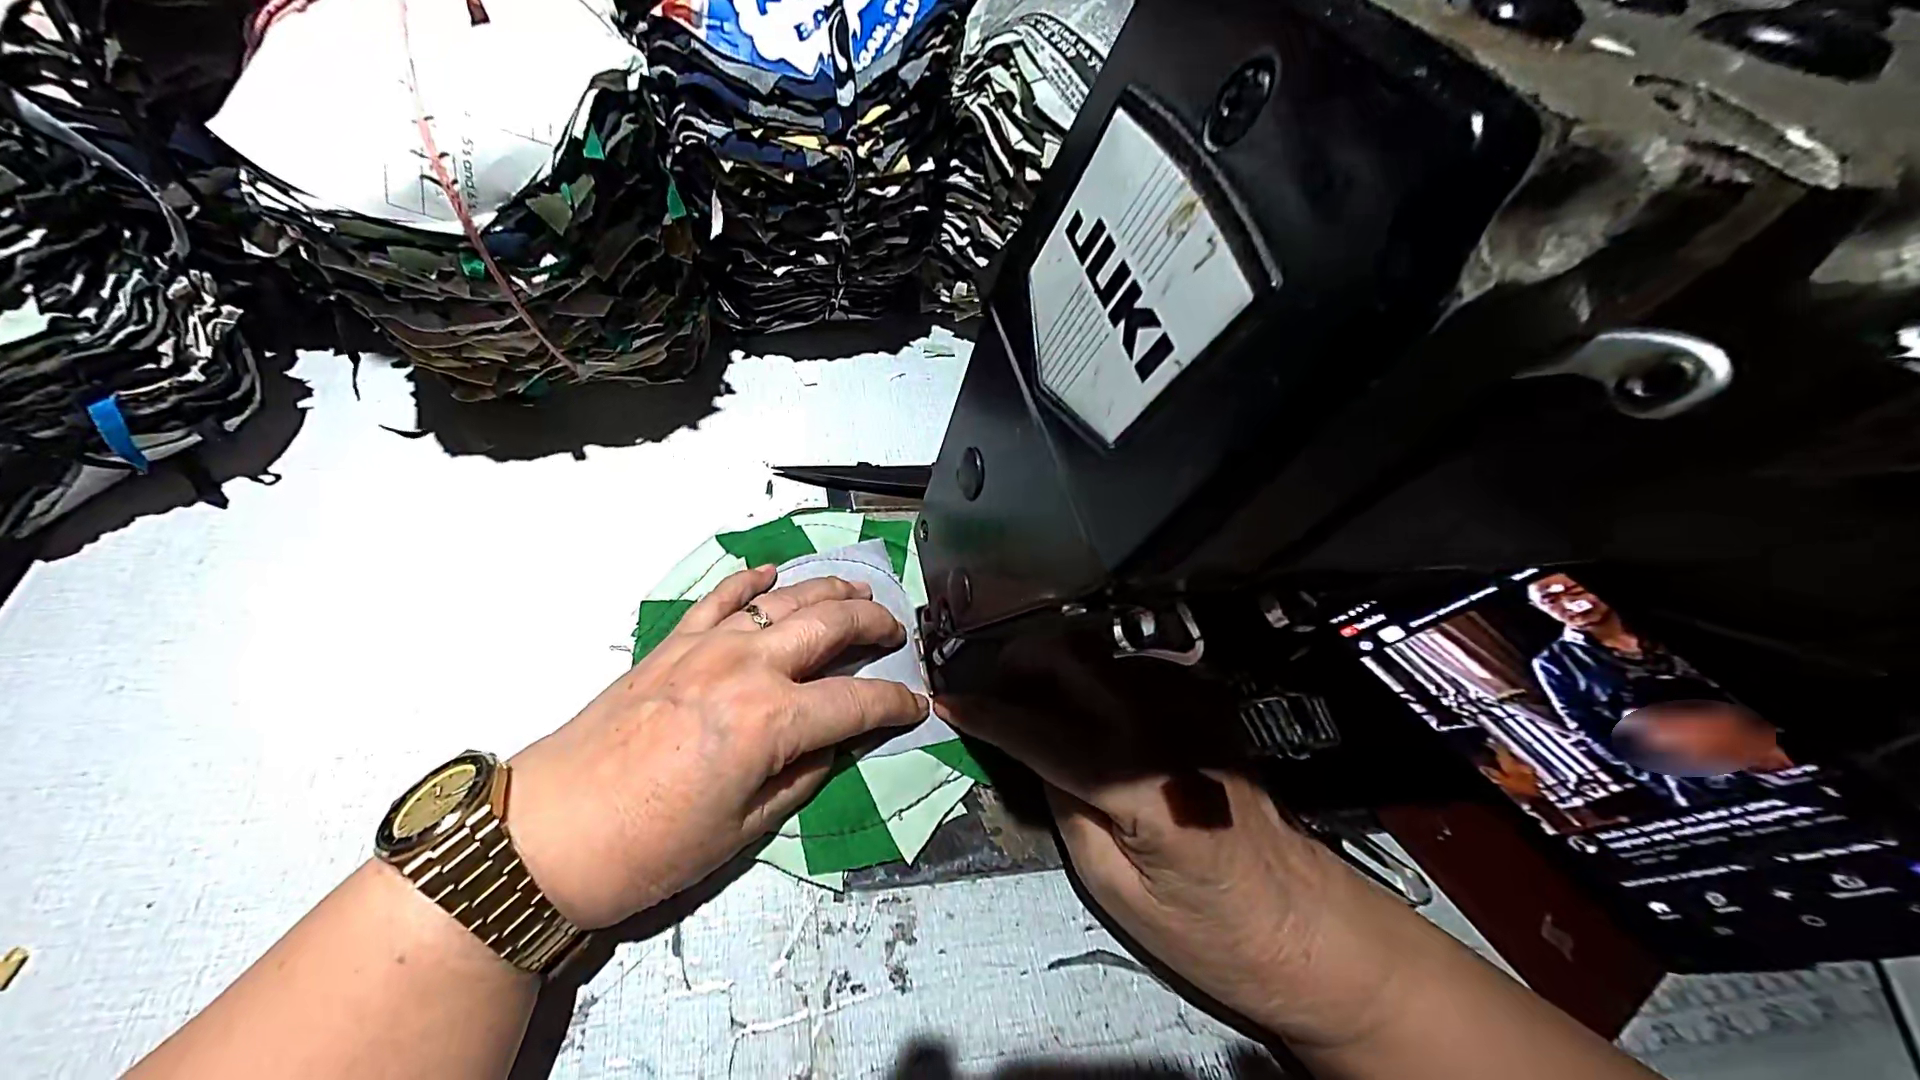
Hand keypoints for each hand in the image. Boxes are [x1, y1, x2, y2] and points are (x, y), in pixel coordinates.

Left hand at [505, 566, 925, 928]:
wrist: (543, 836)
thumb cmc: (649, 848)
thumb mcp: (744, 829)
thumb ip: (803, 774)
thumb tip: (835, 742)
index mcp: (771, 720)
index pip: (857, 701)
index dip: (896, 702)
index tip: (916, 703)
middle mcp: (747, 668)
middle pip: (831, 624)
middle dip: (875, 623)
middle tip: (895, 632)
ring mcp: (707, 646)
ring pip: (785, 599)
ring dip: (829, 589)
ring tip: (856, 590)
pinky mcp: (672, 643)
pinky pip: (720, 597)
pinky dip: (749, 580)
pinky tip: (771, 573)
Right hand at [936, 637, 1410, 1050]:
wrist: (1312, 929)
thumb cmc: (1212, 932)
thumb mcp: (1117, 891)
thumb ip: (1066, 810)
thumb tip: (1037, 756)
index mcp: (1139, 784)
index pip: (1041, 731)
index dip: (988, 712)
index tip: (950, 699)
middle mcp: (1168, 727)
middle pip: (1073, 660)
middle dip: (1021, 662)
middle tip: (992, 687)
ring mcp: (1196, 709)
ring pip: (1103, 654)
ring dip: (1057, 664)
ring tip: (1032, 695)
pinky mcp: (1213, 708)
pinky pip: (1136, 669)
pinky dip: (1097, 675)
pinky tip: (1087, 705)